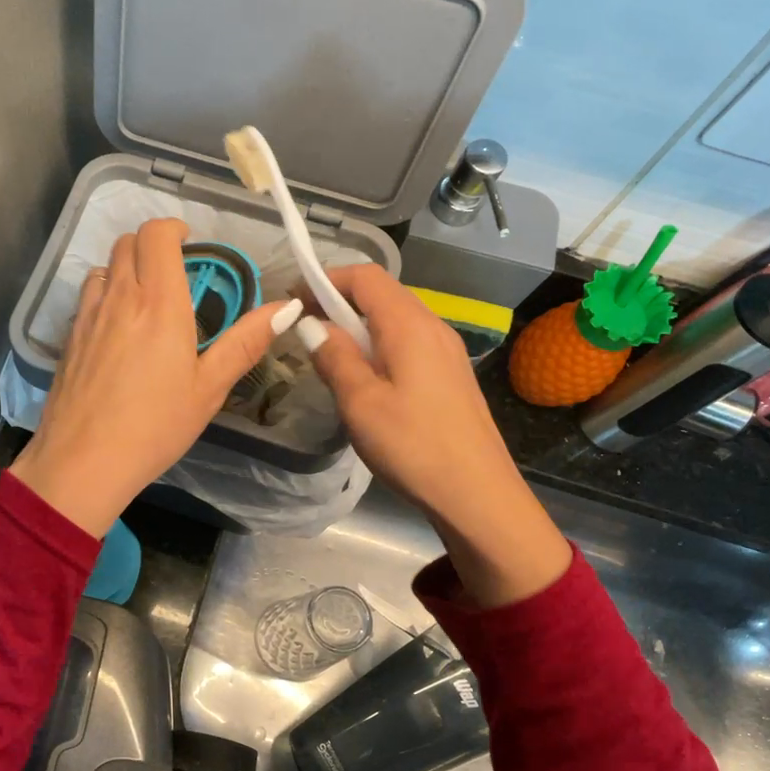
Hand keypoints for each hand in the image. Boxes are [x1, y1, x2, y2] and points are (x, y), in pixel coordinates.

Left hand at [12, 219, 295, 537]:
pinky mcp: (69, 338)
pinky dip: (106, 294)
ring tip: (146, 300)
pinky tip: (118, 330)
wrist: (84, 461)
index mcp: (158, 302)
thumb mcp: (209, 388)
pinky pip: (88, 296)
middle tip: (175, 273)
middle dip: (152, 245)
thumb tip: (287, 307)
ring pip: (104, 267)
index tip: (190, 245)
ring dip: (126, 268)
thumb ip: (245, 342)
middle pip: (127, 242)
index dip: (173, 229)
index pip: (157, 235)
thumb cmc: (155, 427)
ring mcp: (88, 316)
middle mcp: (119, 297)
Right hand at [294, 264, 570, 605]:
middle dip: (339, 301)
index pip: (365, 277)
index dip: (326, 279)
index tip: (293, 299)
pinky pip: (407, 342)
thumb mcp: (360, 402)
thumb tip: (312, 324)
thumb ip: (334, 357)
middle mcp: (433, 326)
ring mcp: (446, 351)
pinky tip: (364, 379)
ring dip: (357, 326)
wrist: (476, 494)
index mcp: (409, 325)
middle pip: (382, 293)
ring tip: (328, 355)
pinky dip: (377, 346)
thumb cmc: (413, 446)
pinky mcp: (450, 375)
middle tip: (304, 329)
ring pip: (395, 319)